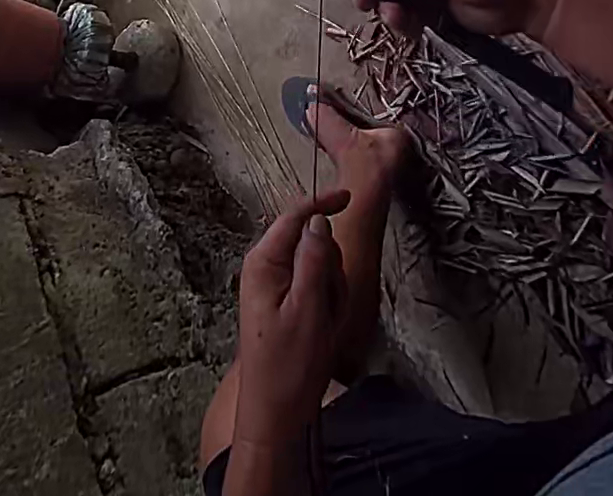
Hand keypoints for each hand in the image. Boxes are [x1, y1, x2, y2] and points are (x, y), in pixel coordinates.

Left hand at [234, 190, 350, 446]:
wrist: (277, 416)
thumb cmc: (289, 367)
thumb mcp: (308, 309)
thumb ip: (314, 259)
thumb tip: (319, 219)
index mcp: (264, 261)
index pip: (295, 215)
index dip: (322, 202)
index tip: (349, 196)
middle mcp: (266, 267)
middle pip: (311, 240)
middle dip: (330, 266)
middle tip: (330, 304)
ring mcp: (276, 285)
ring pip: (319, 264)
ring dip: (331, 289)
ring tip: (325, 323)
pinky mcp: (286, 301)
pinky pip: (317, 286)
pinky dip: (328, 303)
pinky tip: (324, 329)